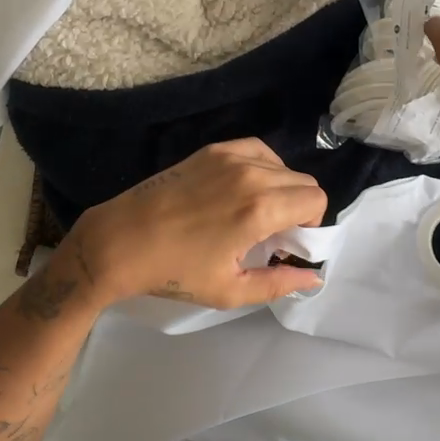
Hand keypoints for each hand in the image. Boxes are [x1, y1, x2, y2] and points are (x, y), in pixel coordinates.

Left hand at [69, 138, 326, 307]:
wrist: (124, 241)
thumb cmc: (176, 272)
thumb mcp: (230, 291)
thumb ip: (278, 283)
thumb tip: (313, 276)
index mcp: (260, 208)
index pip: (316, 200)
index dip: (310, 224)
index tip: (287, 243)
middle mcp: (252, 174)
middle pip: (304, 180)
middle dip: (299, 207)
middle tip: (272, 233)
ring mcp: (231, 156)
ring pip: (282, 165)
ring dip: (281, 188)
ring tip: (254, 212)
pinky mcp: (213, 149)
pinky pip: (257, 150)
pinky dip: (262, 167)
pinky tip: (243, 189)